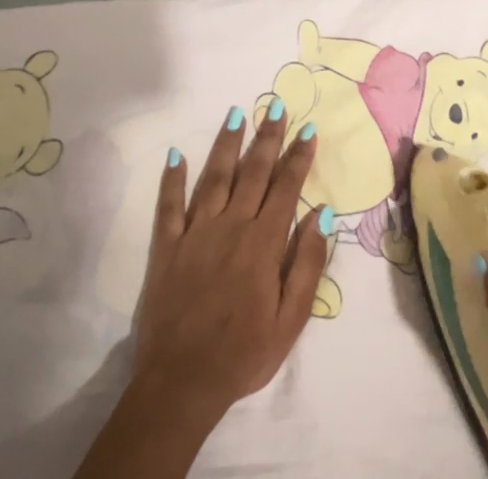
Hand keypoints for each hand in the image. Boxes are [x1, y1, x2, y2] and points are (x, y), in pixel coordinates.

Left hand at [78, 101, 329, 477]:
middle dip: (267, 137)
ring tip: (237, 115)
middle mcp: (230, 228)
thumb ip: (307, 262)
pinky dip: (172, 179)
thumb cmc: (245, 353)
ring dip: (227, 145)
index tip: (308, 130)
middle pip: (252, 173)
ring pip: (214, 179)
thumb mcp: (292, 318)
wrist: (183, 382)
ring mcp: (195, 235)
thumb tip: (321, 213)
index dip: (298, 157)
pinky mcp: (166, 249)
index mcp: (263, 244)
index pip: (286, 188)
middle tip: (276, 106)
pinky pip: (169, 206)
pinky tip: (176, 154)